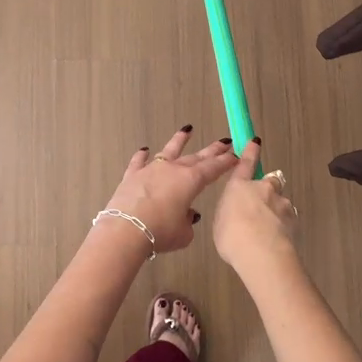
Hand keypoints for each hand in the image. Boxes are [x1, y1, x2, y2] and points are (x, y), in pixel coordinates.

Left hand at [102, 127, 239, 253]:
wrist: (126, 230)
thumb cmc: (161, 232)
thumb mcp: (183, 233)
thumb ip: (187, 221)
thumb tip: (187, 214)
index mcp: (191, 181)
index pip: (213, 168)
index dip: (226, 162)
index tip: (235, 155)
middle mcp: (173, 169)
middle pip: (196, 157)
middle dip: (211, 150)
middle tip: (224, 142)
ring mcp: (151, 170)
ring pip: (168, 150)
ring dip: (179, 140)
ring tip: (187, 129)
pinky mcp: (132, 175)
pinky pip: (138, 162)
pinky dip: (142, 156)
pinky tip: (144, 150)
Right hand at [213, 140, 297, 272]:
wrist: (262, 253)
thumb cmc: (232, 236)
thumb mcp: (220, 223)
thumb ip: (230, 213)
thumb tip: (236, 214)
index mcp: (240, 186)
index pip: (246, 164)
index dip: (250, 152)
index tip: (256, 141)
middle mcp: (263, 189)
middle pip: (269, 181)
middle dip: (267, 190)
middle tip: (259, 208)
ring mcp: (281, 202)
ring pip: (280, 201)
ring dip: (275, 210)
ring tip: (267, 232)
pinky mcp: (294, 218)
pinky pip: (287, 218)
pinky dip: (283, 226)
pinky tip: (276, 241)